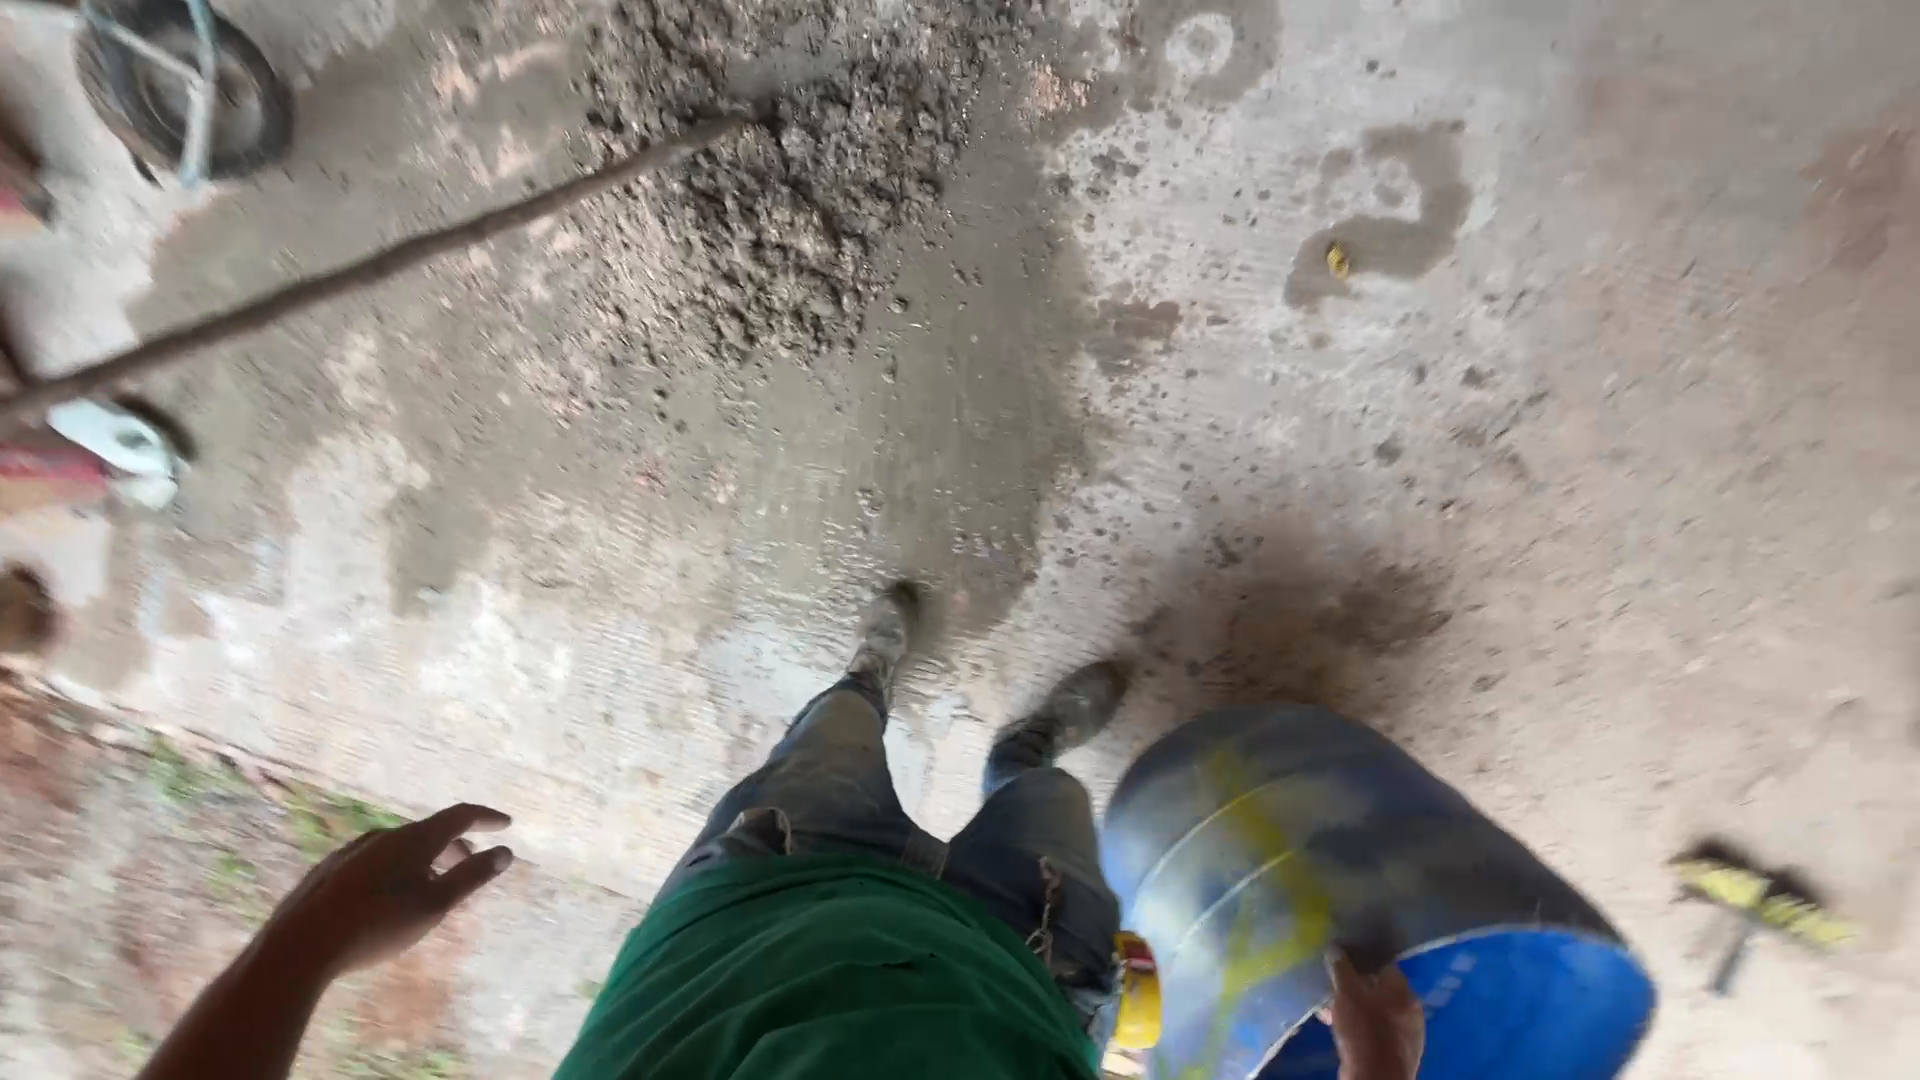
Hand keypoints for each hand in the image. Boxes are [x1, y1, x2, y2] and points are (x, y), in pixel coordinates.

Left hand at [255, 803, 513, 979]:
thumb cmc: (376, 926)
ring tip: (428, 885)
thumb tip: (505, 852)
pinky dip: (394, 868)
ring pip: (399, 846)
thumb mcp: (435, 905)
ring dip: (423, 858)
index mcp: (414, 838)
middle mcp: (384, 836)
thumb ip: (472, 876)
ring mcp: (350, 853)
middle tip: (468, 864)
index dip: (487, 817)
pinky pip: (373, 861)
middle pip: (430, 831)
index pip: (461, 815)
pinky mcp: (325, 874)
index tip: (506, 824)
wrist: (293, 953)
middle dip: (455, 845)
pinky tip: (385, 897)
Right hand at [1323, 947, 1423, 1079]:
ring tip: (1328, 1008)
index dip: (1361, 960)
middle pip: (1378, 989)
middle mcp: (1411, 1011)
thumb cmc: (1364, 1029)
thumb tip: (1335, 948)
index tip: (1341, 959)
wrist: (1376, 1078)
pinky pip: (1374, 1030)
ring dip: (1352, 1007)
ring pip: (1374, 1010)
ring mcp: (1406, 1034)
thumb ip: (1340, 967)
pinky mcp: (1397, 1053)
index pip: (1383, 965)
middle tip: (1332, 985)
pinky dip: (1357, 1025)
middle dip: (1353, 986)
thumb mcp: (1346, 991)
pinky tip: (1336, 1025)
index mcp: (1404, 991)